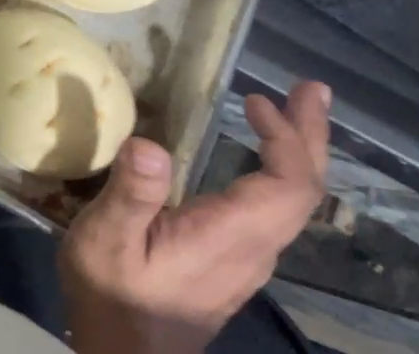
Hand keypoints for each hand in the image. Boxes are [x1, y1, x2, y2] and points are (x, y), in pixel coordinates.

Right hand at [60, 82, 330, 353]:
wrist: (129, 350)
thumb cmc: (114, 290)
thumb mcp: (108, 237)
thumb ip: (132, 194)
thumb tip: (151, 144)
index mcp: (232, 235)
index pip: (289, 185)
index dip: (287, 140)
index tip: (261, 99)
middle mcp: (255, 246)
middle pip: (303, 190)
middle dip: (310, 137)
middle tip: (310, 91)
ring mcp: (248, 257)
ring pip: (292, 201)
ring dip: (295, 153)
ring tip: (279, 114)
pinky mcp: (232, 261)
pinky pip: (271, 210)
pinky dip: (273, 173)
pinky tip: (251, 162)